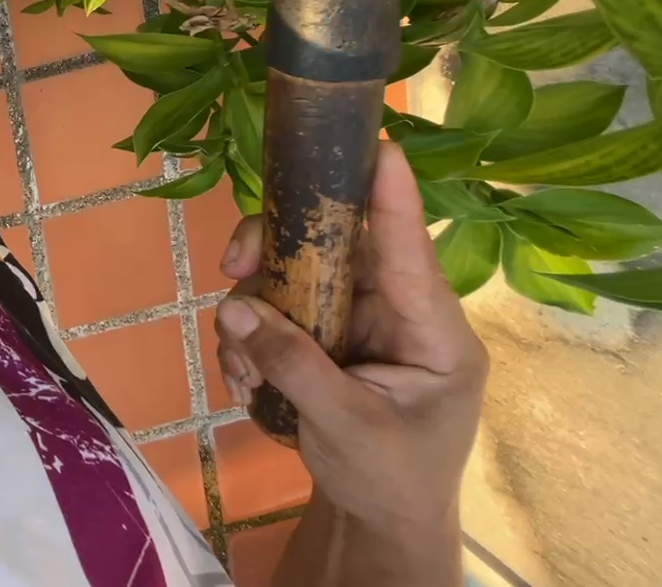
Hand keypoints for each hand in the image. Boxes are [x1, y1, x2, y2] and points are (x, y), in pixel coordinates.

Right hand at [211, 143, 487, 536]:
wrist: (373, 515)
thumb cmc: (387, 475)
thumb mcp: (346, 425)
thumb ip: (291, 363)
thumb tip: (232, 303)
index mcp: (430, 332)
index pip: (408, 250)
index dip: (391, 197)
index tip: (377, 146)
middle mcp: (386, 312)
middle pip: (323, 246)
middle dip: (270, 252)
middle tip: (231, 268)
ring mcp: (345, 320)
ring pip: (280, 274)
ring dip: (245, 311)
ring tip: (241, 367)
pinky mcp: (312, 334)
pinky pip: (261, 307)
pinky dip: (241, 335)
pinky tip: (244, 376)